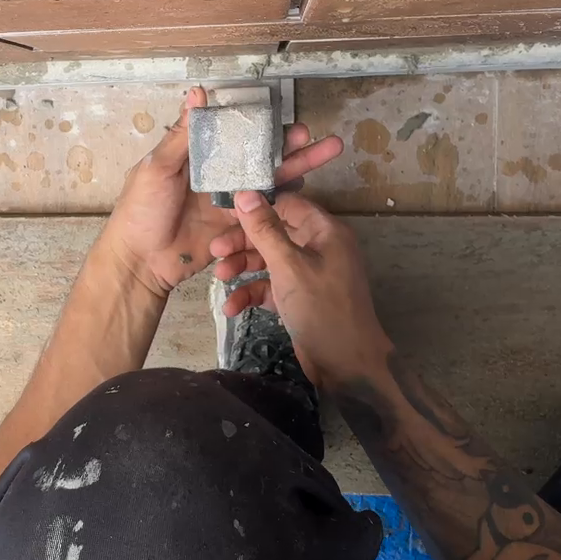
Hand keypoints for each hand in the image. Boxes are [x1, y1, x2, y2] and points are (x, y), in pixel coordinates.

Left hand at [99, 88, 343, 297]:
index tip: (280, 114)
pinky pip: (264, 212)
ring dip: (293, 168)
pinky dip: (284, 200)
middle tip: (310, 134)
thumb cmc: (141, 210)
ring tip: (321, 153)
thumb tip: (198, 92)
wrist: (140, 260)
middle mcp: (217, 176)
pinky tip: (304, 187)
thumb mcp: (158, 167)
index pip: (233, 135)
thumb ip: (182, 134)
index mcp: (197, 157)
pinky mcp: (236, 227)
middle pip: (257, 157)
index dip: (257, 125)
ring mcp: (228, 202)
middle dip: (286, 145)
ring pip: (267, 181)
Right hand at [211, 191, 393, 387]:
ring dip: (243, 268)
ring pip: (269, 260)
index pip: (287, 205)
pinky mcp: (298, 298)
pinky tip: (232, 307)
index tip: (225, 213)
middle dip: (243, 242)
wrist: (346, 366)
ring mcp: (308, 275)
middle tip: (214, 250)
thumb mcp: (288, 266)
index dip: (257, 207)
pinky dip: (252, 293)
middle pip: (274, 233)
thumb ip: (265, 230)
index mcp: (325, 232)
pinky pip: (271, 287)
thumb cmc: (322, 308)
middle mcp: (318, 248)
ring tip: (219, 277)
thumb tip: (245, 193)